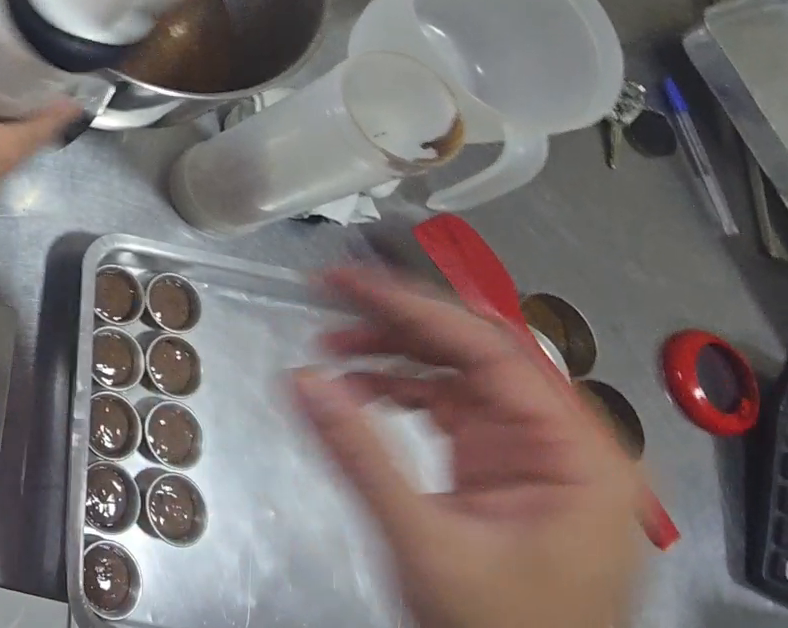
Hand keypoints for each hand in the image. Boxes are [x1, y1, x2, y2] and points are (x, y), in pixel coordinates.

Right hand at [292, 267, 642, 627]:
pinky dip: (393, 387)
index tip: (349, 281)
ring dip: (390, 350)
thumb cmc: (502, 625)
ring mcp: (528, 450)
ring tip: (330, 342)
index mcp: (575, 452)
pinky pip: (444, 402)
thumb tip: (300, 380)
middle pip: (474, 349)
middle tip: (329, 292)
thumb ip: (361, 455)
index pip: (491, 348)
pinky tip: (352, 386)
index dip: (414, 306)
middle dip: (396, 319)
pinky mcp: (498, 463)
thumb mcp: (425, 540)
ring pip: (455, 369)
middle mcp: (559, 439)